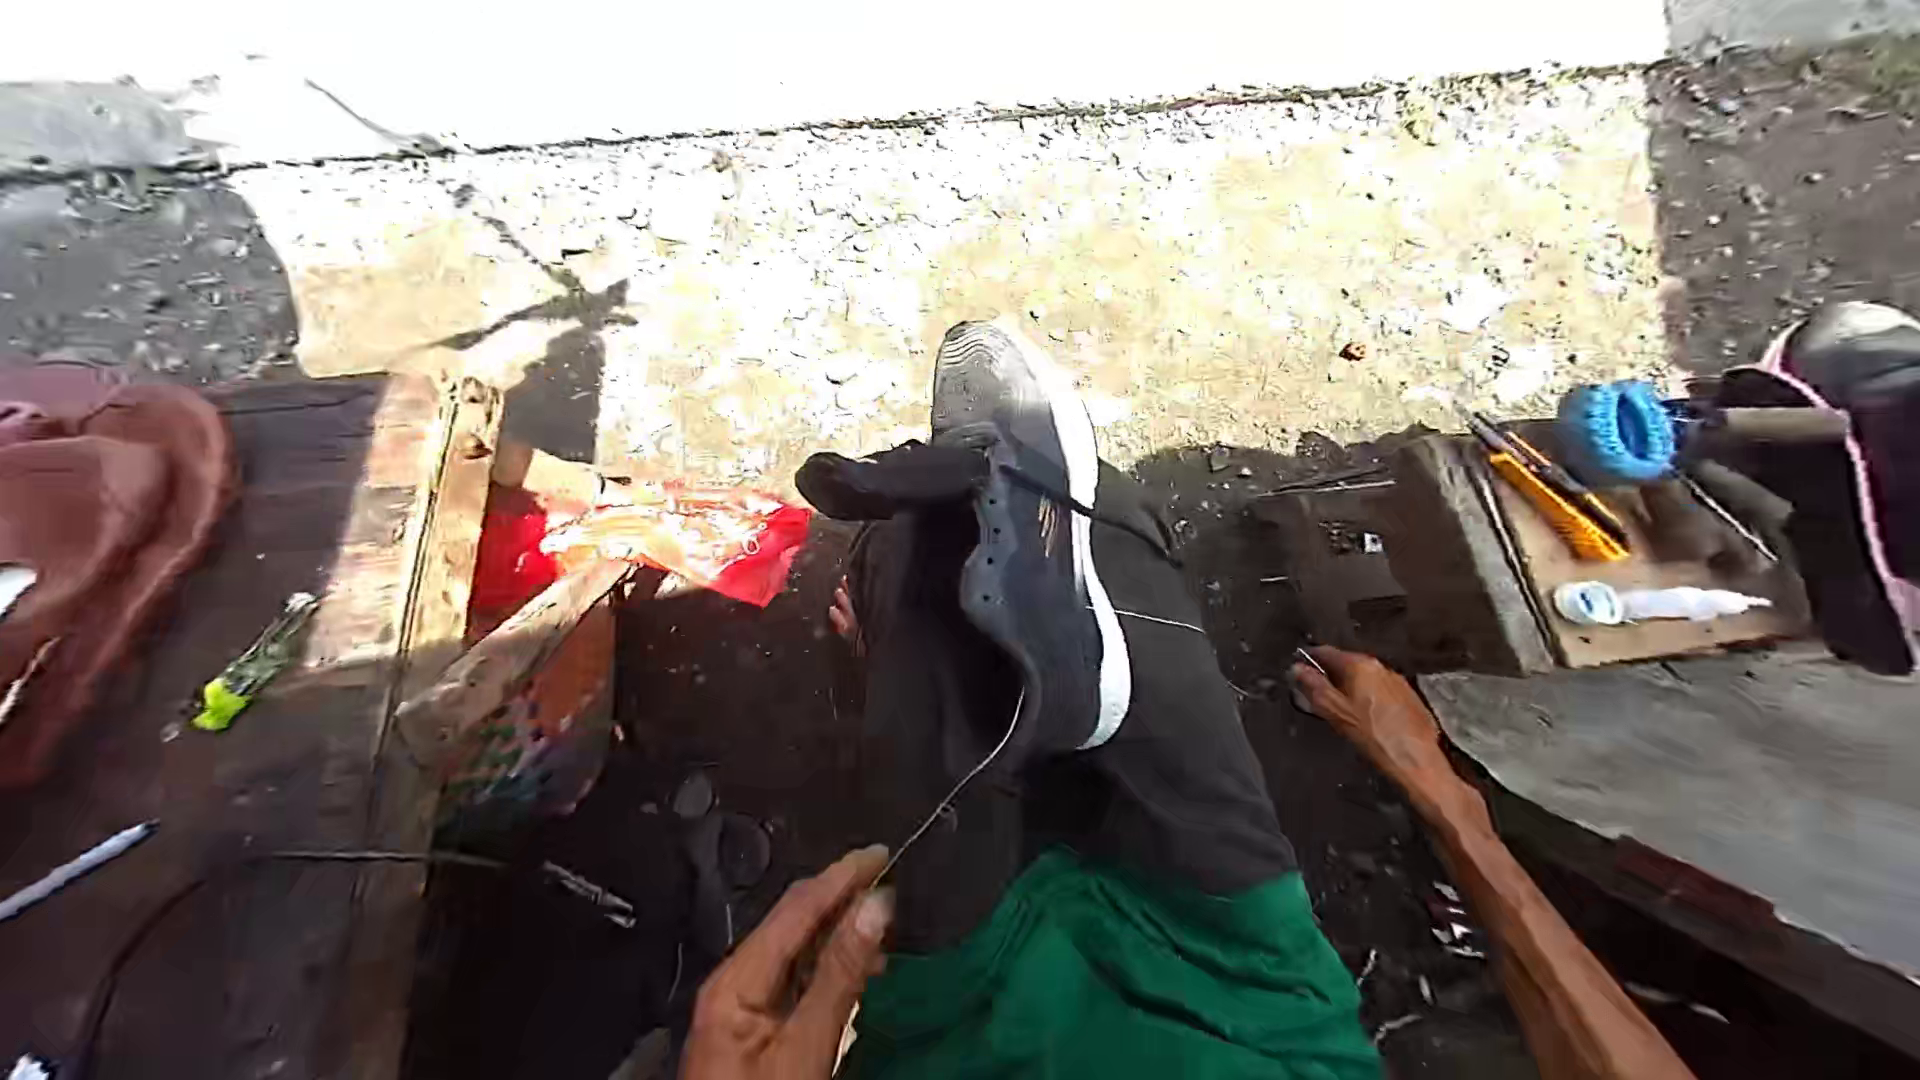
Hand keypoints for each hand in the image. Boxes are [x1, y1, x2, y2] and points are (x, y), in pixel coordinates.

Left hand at [681, 845, 893, 1079]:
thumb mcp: (805, 1053)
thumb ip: (840, 973)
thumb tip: (877, 902)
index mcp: (736, 979)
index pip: (797, 907)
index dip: (841, 876)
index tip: (883, 854)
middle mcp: (737, 980)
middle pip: (795, 920)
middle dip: (841, 895)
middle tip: (890, 878)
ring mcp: (746, 1006)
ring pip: (800, 947)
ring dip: (841, 927)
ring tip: (884, 917)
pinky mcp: (759, 1031)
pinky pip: (800, 977)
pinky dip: (833, 962)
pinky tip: (861, 965)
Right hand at [1290, 647, 1472, 813]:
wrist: (1417, 762)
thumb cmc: (1372, 735)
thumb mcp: (1331, 710)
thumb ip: (1311, 684)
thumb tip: (1297, 668)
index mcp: (1359, 665)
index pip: (1324, 651)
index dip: (1308, 661)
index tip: (1298, 674)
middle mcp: (1381, 667)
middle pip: (1345, 664)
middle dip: (1330, 677)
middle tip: (1319, 697)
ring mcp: (1399, 682)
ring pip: (1364, 678)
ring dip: (1350, 688)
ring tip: (1343, 711)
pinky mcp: (1411, 699)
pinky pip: (1381, 691)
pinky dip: (1369, 699)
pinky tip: (1367, 719)